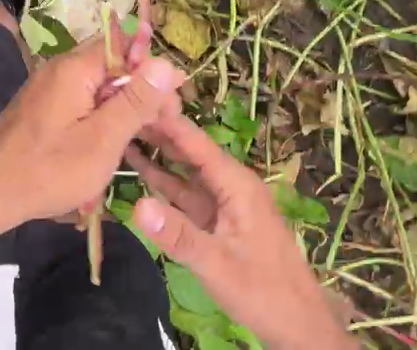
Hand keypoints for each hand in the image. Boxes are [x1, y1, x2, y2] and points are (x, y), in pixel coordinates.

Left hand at [0, 21, 183, 235]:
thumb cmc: (50, 169)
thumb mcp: (102, 140)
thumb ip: (134, 100)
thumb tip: (166, 62)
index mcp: (74, 68)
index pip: (123, 46)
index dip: (151, 71)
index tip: (171, 105)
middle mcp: (60, 68)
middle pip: (112, 64)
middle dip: (141, 90)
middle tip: (163, 128)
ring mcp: (50, 86)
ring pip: (99, 84)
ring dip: (124, 106)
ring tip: (146, 138)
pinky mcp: (46, 105)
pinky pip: (83, 98)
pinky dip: (103, 114)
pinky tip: (116, 141)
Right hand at [127, 114, 354, 349]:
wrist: (302, 333)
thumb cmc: (266, 295)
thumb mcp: (219, 267)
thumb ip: (178, 235)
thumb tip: (136, 205)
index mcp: (237, 185)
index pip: (193, 140)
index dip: (164, 116)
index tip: (132, 90)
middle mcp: (231, 185)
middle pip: (187, 148)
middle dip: (155, 127)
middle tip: (115, 104)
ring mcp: (224, 202)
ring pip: (184, 168)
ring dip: (155, 149)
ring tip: (119, 125)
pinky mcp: (217, 220)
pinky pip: (184, 190)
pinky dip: (161, 177)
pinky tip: (136, 165)